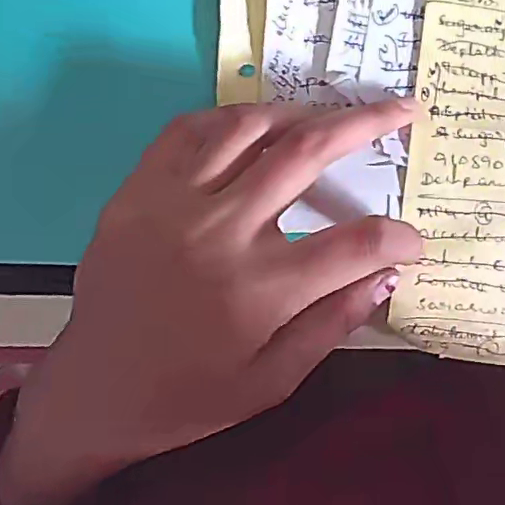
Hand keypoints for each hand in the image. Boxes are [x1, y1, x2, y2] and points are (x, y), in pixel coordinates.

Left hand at [0, 99, 422, 504]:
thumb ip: (335, 322)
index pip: (355, 244)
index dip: (398, 237)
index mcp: (258, 290)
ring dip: (303, 112)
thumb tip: (391, 272)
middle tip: (402, 109)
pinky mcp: (135, 190)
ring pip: (250, 125)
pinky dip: (232, 116)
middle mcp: (219, 233)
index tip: (416, 240)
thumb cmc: (188, 395)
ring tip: (332, 116)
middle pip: (307, 153)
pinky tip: (258, 124)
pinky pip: (189, 129)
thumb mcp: (272, 381)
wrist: (89, 395)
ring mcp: (171, 203)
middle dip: (368, 123)